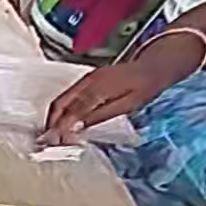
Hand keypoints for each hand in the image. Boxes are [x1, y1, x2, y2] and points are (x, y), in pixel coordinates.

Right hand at [43, 55, 183, 139]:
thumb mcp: (129, 104)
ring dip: (52, 119)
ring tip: (51, 134)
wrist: (158, 64)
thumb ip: (99, 116)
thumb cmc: (148, 86)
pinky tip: (61, 121)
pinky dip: (59, 111)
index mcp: (100, 88)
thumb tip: (73, 128)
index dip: (60, 128)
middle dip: (51, 124)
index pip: (72, 111)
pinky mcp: (86, 81)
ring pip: (60, 101)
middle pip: (60, 105)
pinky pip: (65, 97)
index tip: (55, 142)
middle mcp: (89, 82)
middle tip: (48, 141)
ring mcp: (86, 80)